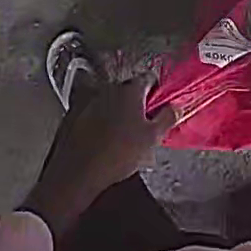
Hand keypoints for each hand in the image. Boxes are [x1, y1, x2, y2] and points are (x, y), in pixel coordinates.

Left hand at [21, 75, 174, 238]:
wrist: (78, 172)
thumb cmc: (118, 154)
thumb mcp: (151, 139)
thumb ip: (167, 118)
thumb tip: (176, 107)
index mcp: (130, 90)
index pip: (149, 78)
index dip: (157, 91)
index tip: (159, 105)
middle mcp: (109, 88)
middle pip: (129, 89)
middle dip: (137, 102)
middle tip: (142, 123)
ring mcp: (90, 99)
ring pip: (111, 100)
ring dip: (118, 110)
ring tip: (122, 133)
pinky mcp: (74, 113)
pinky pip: (94, 110)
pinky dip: (100, 118)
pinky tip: (102, 138)